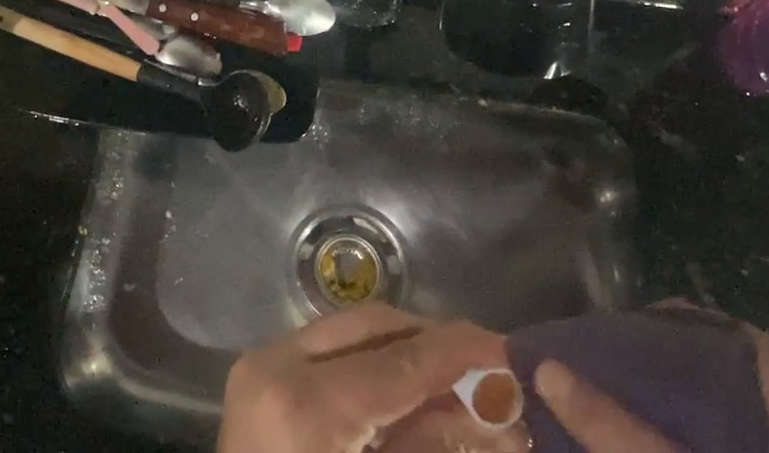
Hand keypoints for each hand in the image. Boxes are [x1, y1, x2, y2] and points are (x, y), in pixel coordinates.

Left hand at [218, 304, 527, 452]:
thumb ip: (432, 444)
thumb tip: (493, 414)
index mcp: (306, 405)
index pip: (401, 361)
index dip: (462, 352)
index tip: (511, 349)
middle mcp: (277, 364)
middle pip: (374, 327)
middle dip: (434, 342)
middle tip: (487, 364)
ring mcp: (260, 365)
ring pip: (350, 332)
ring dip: (405, 350)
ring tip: (456, 378)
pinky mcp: (258, 377)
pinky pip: (327, 352)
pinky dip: (371, 363)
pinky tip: (409, 390)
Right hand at [532, 306, 768, 452]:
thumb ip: (629, 440)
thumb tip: (548, 371)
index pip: (695, 328)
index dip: (625, 339)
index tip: (570, 358)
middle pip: (712, 360)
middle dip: (644, 378)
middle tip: (581, 392)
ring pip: (733, 398)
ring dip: (673, 410)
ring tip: (613, 420)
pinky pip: (761, 430)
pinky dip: (711, 437)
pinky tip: (671, 447)